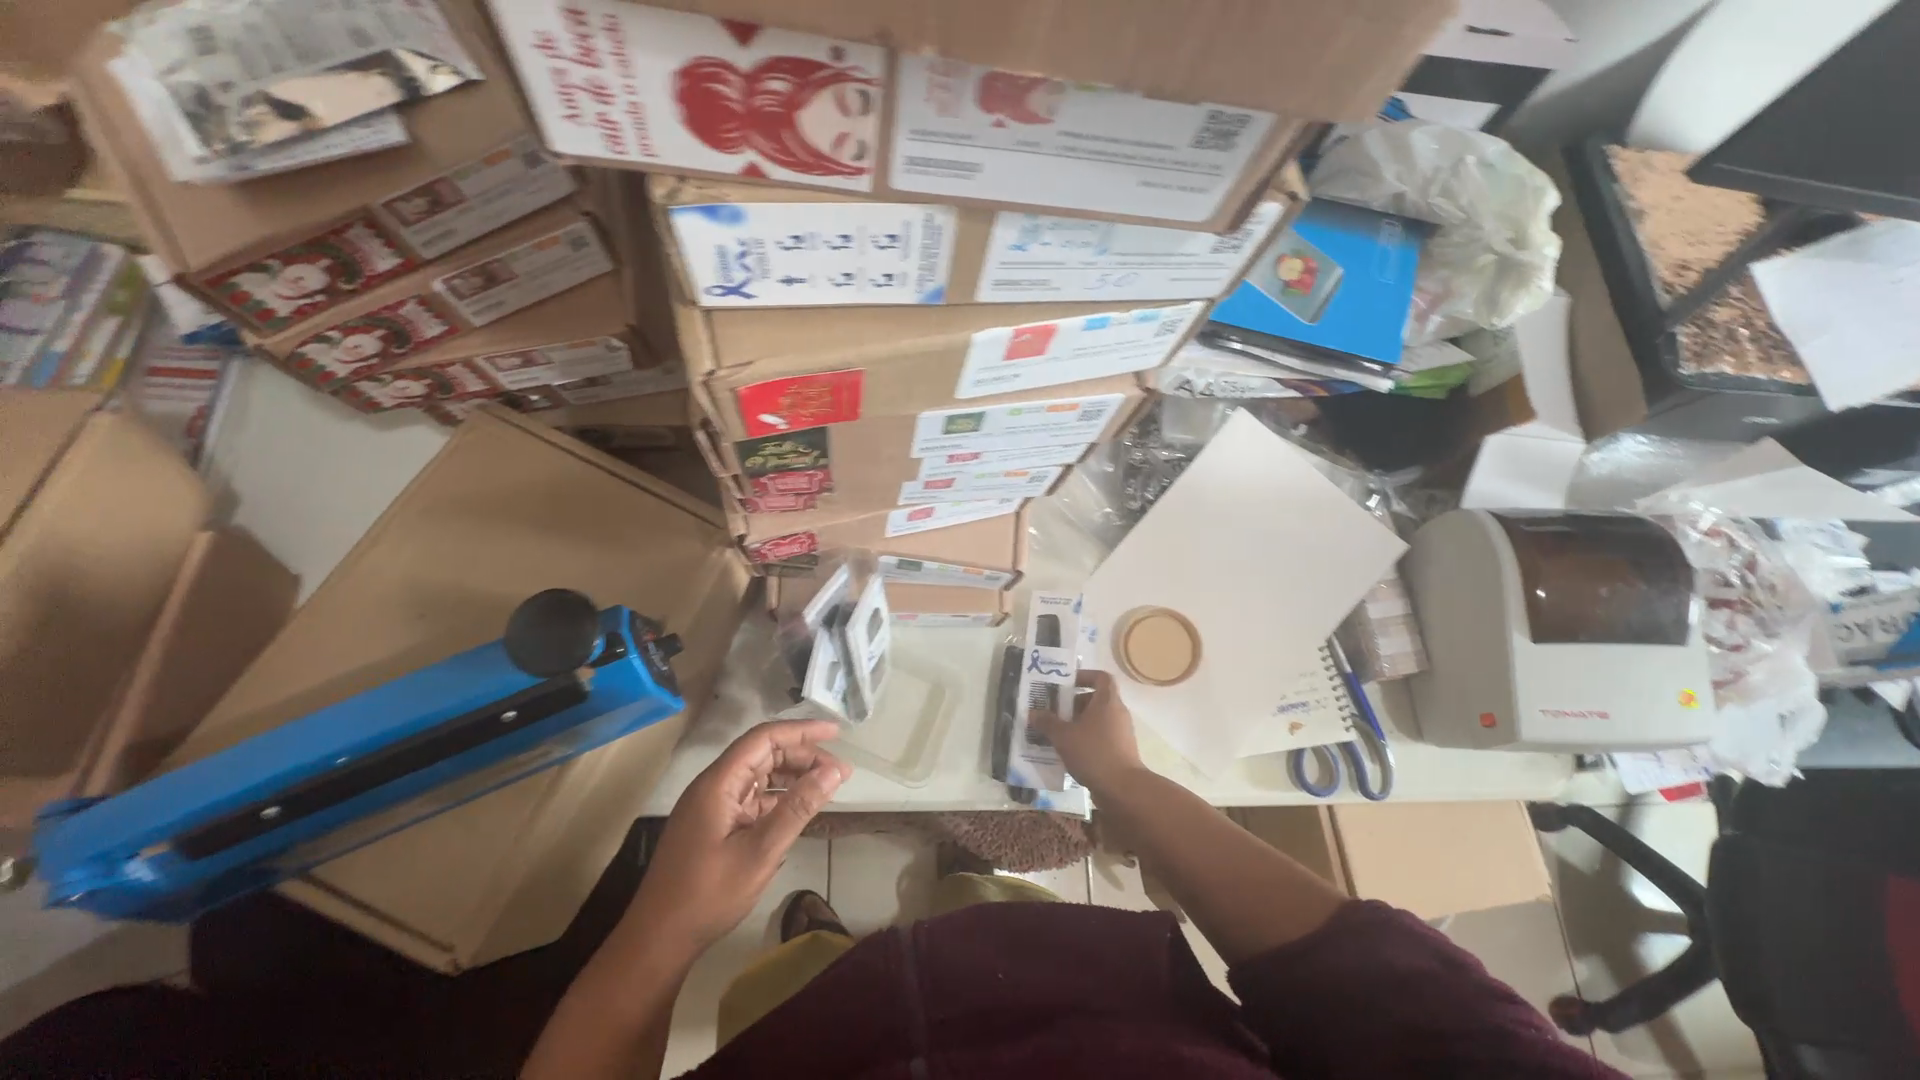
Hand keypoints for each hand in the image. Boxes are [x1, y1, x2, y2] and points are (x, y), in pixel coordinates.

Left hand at [631, 720, 850, 951]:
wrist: (659, 938)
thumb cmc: (708, 895)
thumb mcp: (761, 851)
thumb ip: (798, 808)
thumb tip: (834, 771)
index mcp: (719, 783)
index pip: (764, 738)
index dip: (801, 730)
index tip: (836, 733)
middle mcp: (714, 786)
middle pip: (762, 754)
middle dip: (802, 756)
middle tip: (840, 773)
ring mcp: (712, 807)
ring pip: (758, 777)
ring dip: (792, 777)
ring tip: (826, 788)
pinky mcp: (714, 827)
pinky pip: (752, 800)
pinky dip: (778, 799)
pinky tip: (799, 811)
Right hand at [1030, 670, 1146, 794]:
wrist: (1122, 788)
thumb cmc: (1093, 753)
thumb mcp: (1063, 736)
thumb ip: (1047, 722)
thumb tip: (1033, 712)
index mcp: (1107, 701)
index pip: (1101, 677)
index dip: (1084, 676)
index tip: (1067, 684)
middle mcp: (1117, 713)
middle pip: (1096, 700)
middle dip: (1073, 705)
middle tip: (1054, 713)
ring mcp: (1121, 733)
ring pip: (1097, 721)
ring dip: (1077, 724)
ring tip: (1056, 734)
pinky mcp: (1120, 751)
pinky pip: (1100, 737)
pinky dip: (1085, 740)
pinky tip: (1068, 752)